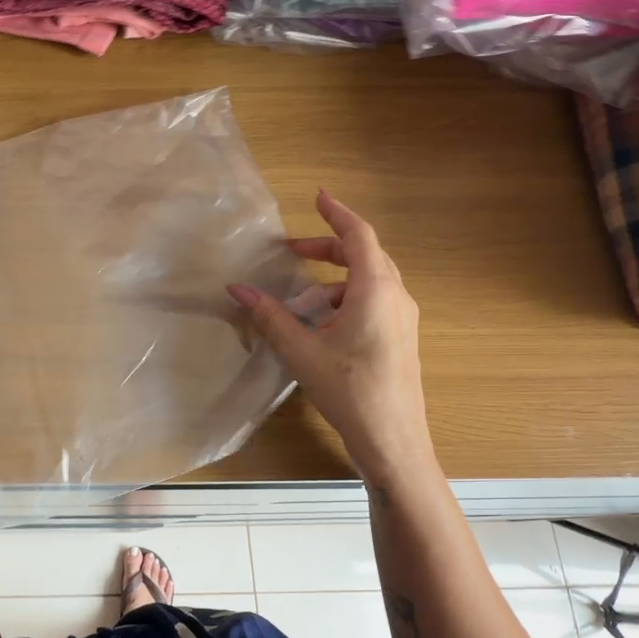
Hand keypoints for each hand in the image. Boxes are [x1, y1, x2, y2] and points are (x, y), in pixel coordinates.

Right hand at [227, 192, 435, 482]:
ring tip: (299, 294)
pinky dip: (344, 298)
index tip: (317, 196)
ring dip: (335, 277)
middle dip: (329, 246)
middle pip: (366, 256)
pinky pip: (373, 302)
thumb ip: (270, 316)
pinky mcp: (399, 340)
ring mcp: (402, 320)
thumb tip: (236, 288)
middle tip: (293, 249)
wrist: (393, 441)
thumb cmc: (349, 390)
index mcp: (376, 290)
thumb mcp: (302, 351)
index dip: (337, 213)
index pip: (359, 236)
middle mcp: (395, 297)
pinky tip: (319, 323)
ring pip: (370, 281)